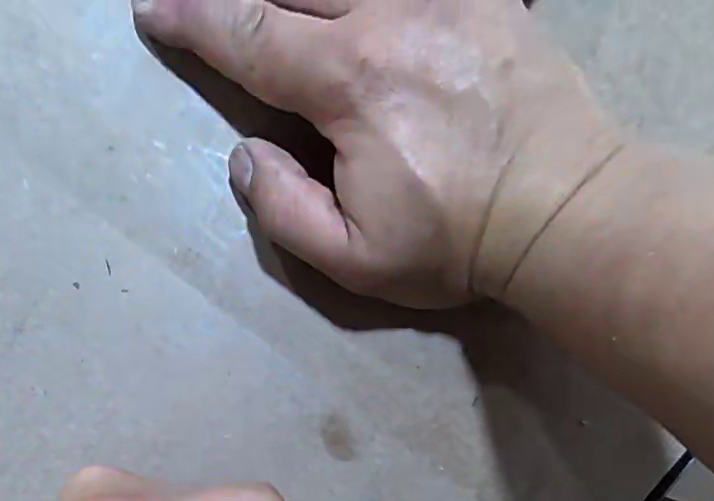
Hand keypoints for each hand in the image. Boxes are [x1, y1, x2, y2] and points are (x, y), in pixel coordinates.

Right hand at [134, 0, 624, 305]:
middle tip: (204, 2)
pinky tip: (355, 7)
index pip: (250, 38)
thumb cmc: (452, 246)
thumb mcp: (354, 261)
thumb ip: (286, 212)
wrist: (560, 212)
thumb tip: (247, 157)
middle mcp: (391, 18)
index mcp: (351, 85)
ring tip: (276, 5)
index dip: (194, 21)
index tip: (152, 11)